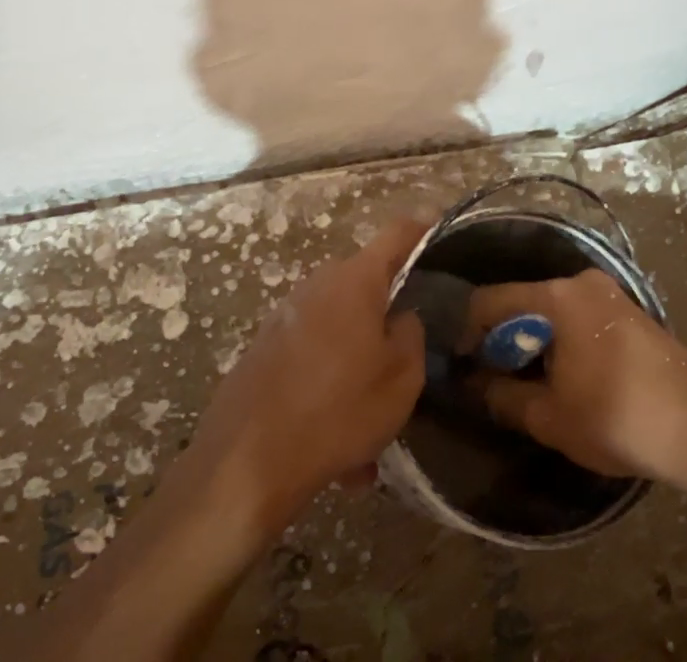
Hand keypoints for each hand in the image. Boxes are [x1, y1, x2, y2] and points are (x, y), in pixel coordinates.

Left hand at [180, 219, 427, 530]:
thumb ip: (411, 334)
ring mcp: (283, 319)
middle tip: (410, 355)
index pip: (396, 235)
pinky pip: (312, 363)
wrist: (247, 460)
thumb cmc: (338, 410)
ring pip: (338, 335)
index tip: (439, 227)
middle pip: (364, 287)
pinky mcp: (263, 352)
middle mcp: (315, 287)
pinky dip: (330, 393)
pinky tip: (340, 454)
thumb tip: (401, 316)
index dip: (422, 230)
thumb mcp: (401, 378)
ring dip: (358, 368)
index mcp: (354, 282)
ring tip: (373, 431)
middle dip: (387, 317)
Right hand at [465, 269, 686, 484]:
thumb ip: (502, 394)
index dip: (468, 334)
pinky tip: (569, 379)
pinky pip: (579, 318)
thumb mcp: (547, 416)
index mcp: (557, 297)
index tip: (468, 369)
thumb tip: (477, 383)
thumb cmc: (617, 419)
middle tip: (498, 383)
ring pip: (552, 311)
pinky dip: (564, 342)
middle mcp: (583, 283)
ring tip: (533, 386)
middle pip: (522, 302)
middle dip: (504, 341)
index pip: (489, 301)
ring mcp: (612, 294)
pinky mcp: (631, 313)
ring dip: (535, 343)